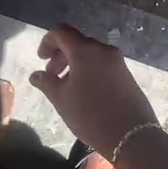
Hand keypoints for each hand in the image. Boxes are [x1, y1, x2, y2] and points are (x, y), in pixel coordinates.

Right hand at [29, 24, 158, 154]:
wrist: (132, 137)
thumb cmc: (91, 115)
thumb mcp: (61, 99)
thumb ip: (46, 82)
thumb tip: (36, 75)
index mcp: (85, 51)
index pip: (61, 32)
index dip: (47, 42)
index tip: (42, 60)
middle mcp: (103, 50)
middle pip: (76, 42)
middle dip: (60, 55)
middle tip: (52, 76)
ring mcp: (118, 61)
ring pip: (90, 53)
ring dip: (74, 63)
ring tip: (67, 86)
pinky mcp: (126, 74)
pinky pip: (102, 63)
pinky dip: (88, 70)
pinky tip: (84, 91)